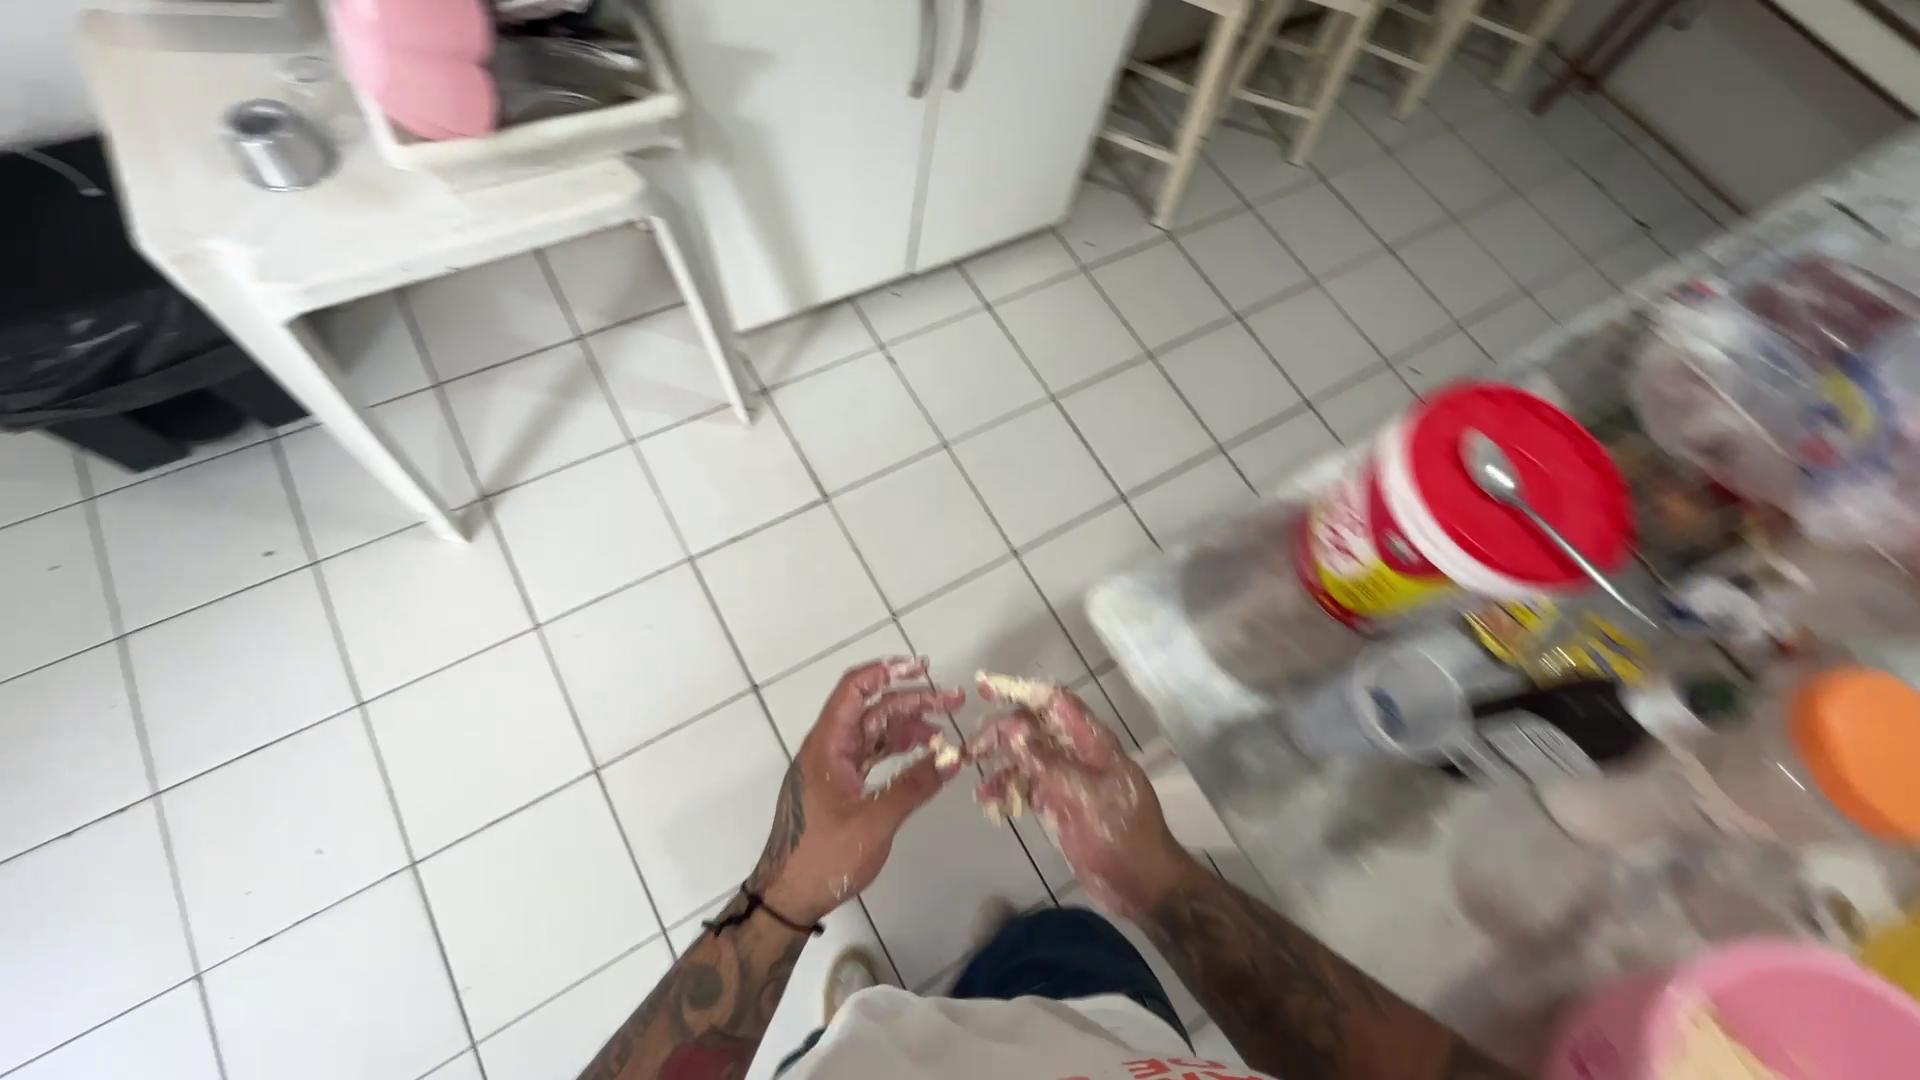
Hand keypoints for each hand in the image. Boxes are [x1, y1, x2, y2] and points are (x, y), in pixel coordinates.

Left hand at [748, 657, 964, 924]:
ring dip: (908, 725)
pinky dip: (898, 749)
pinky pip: (873, 754)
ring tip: (944, 729)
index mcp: (827, 745)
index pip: (854, 690)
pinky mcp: (840, 785)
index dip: (887, 672)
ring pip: (874, 731)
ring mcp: (834, 766)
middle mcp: (828, 747)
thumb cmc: (824, 856)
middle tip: (953, 700)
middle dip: (912, 700)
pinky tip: (923, 753)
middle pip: (872, 709)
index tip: (922, 668)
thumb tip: (953, 757)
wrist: (787, 896)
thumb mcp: (875, 821)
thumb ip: (914, 786)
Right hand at [971, 683, 1202, 916]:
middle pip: (1035, 730)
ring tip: (977, 784)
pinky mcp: (1062, 804)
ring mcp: (1070, 780)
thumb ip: (1047, 762)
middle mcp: (1079, 755)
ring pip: (1028, 759)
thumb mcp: (1083, 796)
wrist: (1142, 886)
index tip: (985, 689)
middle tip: (971, 748)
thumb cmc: (1121, 836)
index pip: (1055, 703)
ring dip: (1002, 767)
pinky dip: (1010, 792)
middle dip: (1002, 734)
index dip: (1021, 691)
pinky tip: (991, 804)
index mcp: (1093, 743)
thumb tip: (1013, 728)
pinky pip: (1030, 787)